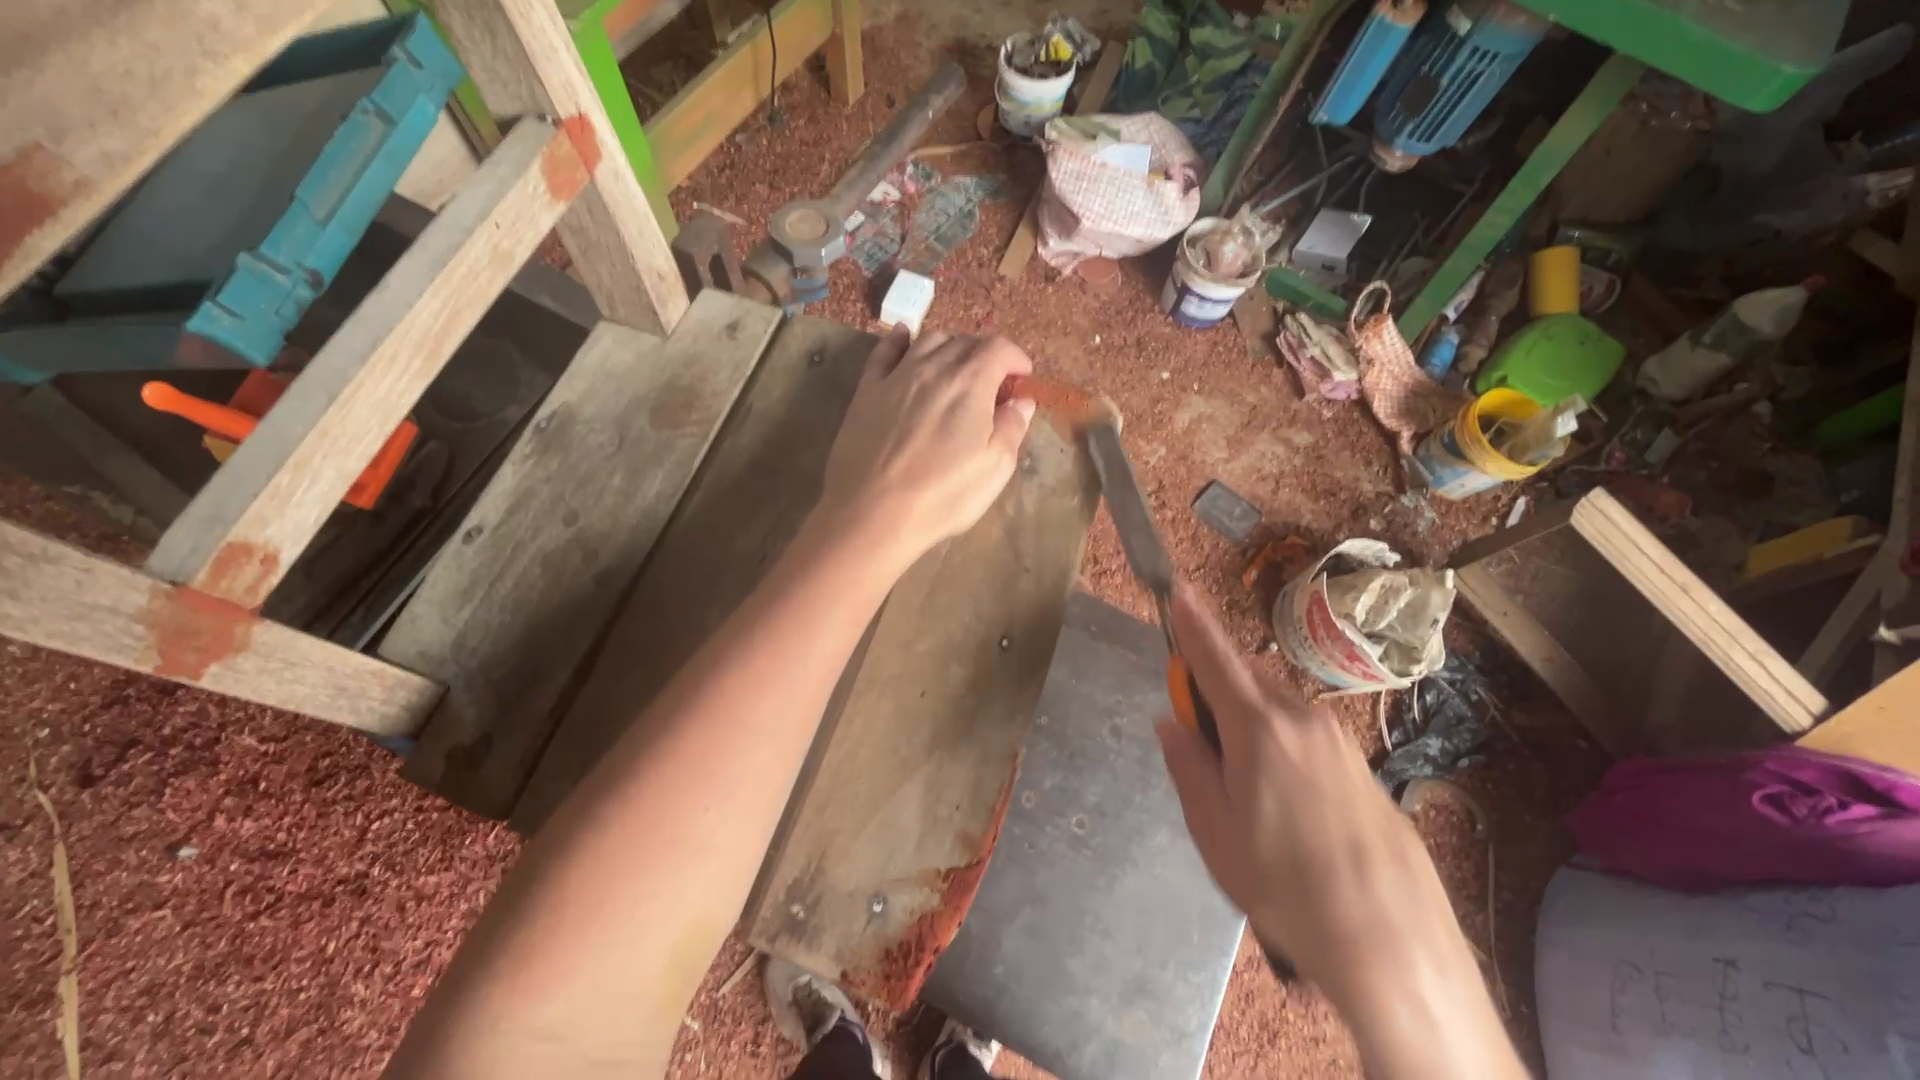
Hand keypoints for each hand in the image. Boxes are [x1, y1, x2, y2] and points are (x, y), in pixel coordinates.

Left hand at [815, 329, 1035, 570]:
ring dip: (949, 348)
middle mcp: (933, 367)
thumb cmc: (942, 496)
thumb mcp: (994, 468)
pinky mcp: (866, 391)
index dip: (1016, 358)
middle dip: (986, 355)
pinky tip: (904, 339)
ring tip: (956, 370)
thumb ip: (1012, 428)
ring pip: (928, 341)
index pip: (999, 348)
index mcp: (970, 382)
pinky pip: (885, 352)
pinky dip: (899, 341)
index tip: (1022, 377)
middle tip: (993, 382)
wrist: (872, 514)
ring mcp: (896, 376)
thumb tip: (1021, 401)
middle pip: (965, 342)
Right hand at [1157, 584, 1522, 1078]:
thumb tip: (1170, 721)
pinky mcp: (1361, 766)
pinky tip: (1284, 808)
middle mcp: (1302, 719)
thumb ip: (1188, 766)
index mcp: (1258, 727)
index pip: (1215, 660)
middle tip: (1201, 743)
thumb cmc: (1282, 884)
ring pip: (1278, 711)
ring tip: (1244, 794)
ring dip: (1249, 725)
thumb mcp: (1213, 830)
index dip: (1192, 624)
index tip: (1179, 589)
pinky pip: (1305, 737)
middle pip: (1247, 683)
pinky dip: (1279, 747)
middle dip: (1217, 691)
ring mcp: (1338, 740)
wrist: (1388, 935)